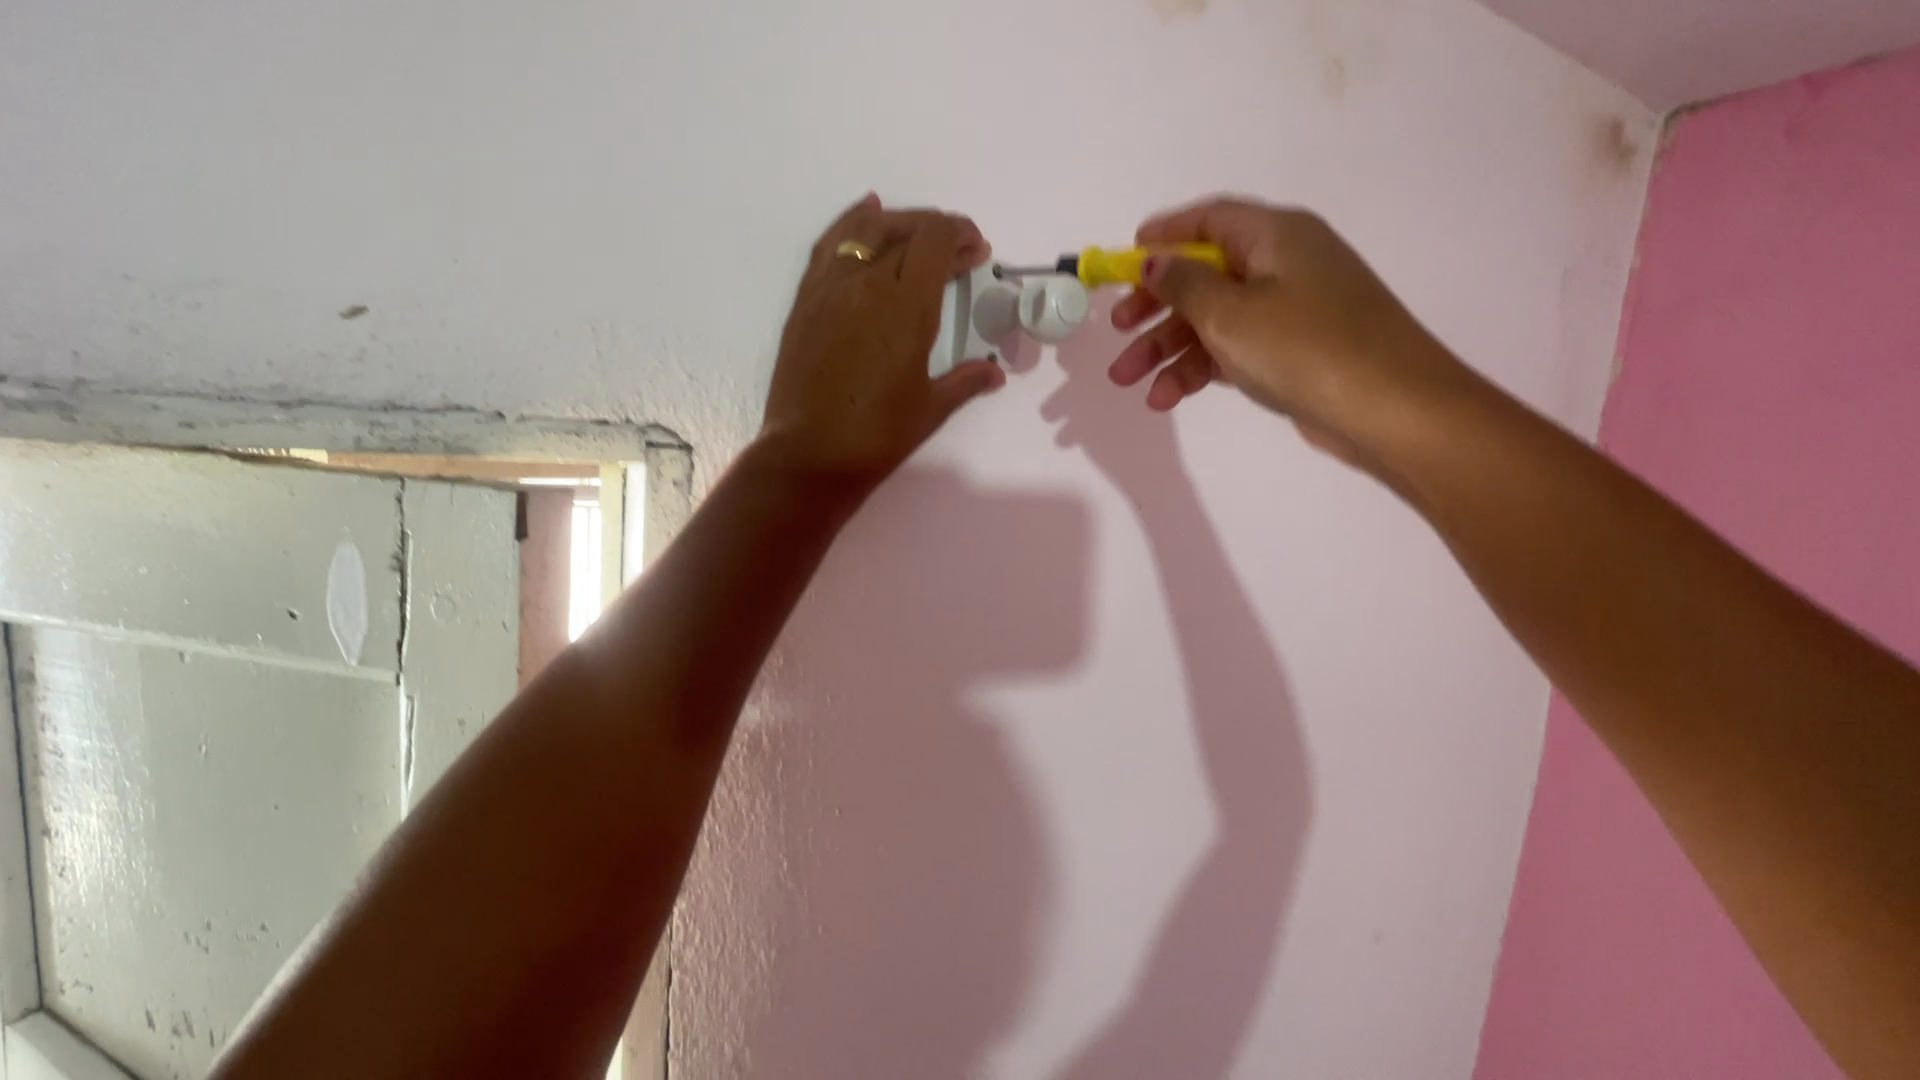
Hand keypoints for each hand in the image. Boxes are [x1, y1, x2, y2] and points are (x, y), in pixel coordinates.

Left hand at [759, 194, 1003, 491]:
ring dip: (899, 221)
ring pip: (866, 228)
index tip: (977, 252)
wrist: (810, 455)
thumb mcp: (932, 408)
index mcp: (906, 306)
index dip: (962, 236)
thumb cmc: (878, 435)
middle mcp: (868, 283)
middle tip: (958, 251)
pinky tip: (866, 211)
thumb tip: (994, 373)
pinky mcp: (806, 299)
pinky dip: (851, 222)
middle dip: (939, 232)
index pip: (936, 242)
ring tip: (917, 232)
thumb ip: (966, 381)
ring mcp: (831, 287)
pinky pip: (830, 244)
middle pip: (907, 230)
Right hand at [1107, 196, 1470, 460]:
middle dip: (1155, 308)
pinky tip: (1166, 398)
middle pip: (1205, 275)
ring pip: (1215, 319)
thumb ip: (1184, 284)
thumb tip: (1155, 262)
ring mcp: (1292, 310)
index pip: (1209, 220)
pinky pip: (1235, 349)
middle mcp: (1285, 264)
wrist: (1391, 409)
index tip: (1125, 260)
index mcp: (1275, 236)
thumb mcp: (1231, 313)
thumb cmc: (1305, 348)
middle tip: (1116, 331)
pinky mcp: (1295, 352)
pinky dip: (1201, 369)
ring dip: (1169, 349)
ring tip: (1128, 381)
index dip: (1164, 235)